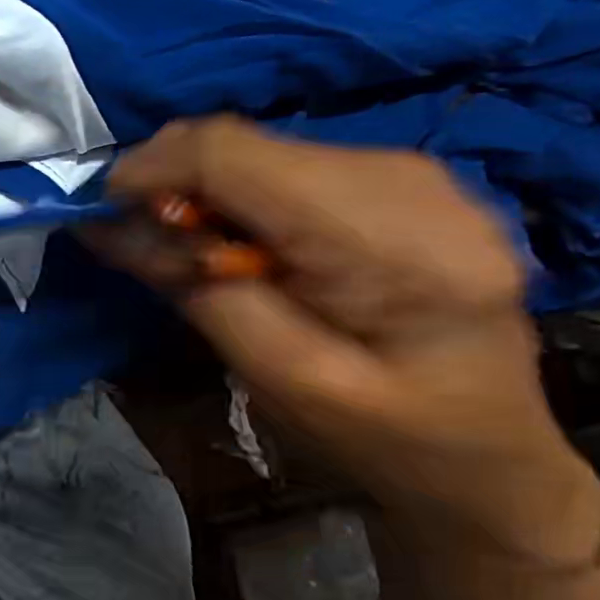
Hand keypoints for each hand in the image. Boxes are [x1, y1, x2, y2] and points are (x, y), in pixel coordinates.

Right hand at [86, 117, 599, 563]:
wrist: (496, 457)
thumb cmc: (390, 441)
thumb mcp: (279, 378)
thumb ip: (194, 290)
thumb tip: (103, 223)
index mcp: (393, 244)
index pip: (236, 155)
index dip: (153, 169)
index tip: (106, 208)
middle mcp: (410, 180)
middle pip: (245, 141)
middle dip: (176, 181)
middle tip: (152, 241)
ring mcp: (415, 168)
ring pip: (261, 144)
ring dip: (209, 187)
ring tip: (207, 251)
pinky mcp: (403, 171)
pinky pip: (290, 158)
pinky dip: (246, 189)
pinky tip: (255, 241)